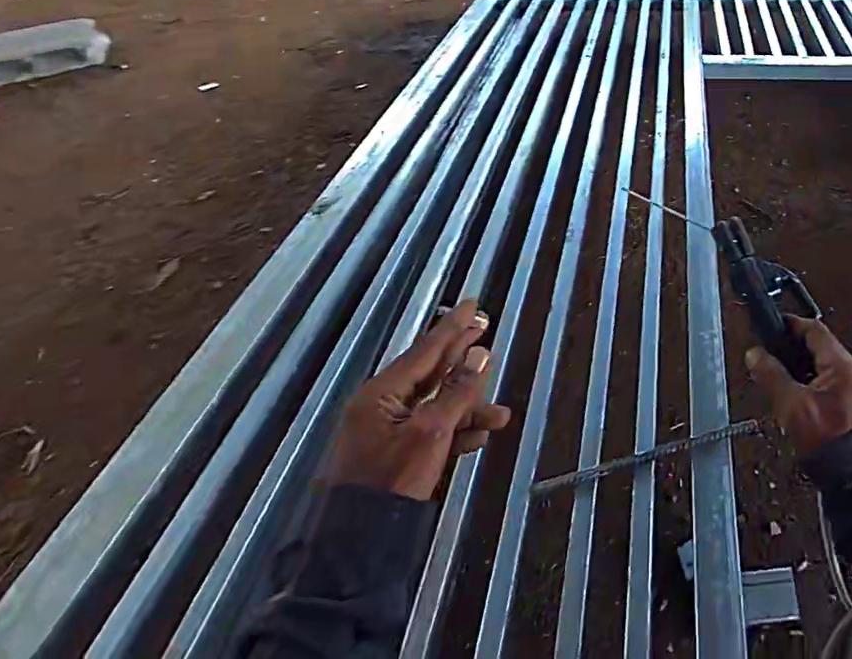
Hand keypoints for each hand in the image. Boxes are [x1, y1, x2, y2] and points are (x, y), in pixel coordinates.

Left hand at [324, 300, 514, 499]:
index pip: (426, 349)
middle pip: (432, 373)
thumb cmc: (389, 483)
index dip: (454, 326)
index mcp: (381, 393)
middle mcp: (382, 405)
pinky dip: (455, 432)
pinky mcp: (394, 455)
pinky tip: (478, 437)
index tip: (473, 305)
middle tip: (484, 330)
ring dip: (468, 409)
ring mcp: (387, 431)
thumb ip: (458, 392)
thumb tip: (480, 355)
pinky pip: (431, 431)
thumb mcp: (431, 433)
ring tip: (498, 413)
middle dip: (463, 360)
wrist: (353, 548)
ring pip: (436, 406)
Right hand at [744, 316, 851, 458]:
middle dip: (792, 351)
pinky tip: (795, 401)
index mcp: (844, 366)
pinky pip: (828, 386)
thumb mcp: (792, 406)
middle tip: (771, 355)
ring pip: (822, 368)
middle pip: (818, 348)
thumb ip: (771, 375)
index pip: (814, 329)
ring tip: (779, 380)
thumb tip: (757, 356)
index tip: (773, 326)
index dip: (790, 325)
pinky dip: (810, 387)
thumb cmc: (833, 448)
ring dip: (800, 370)